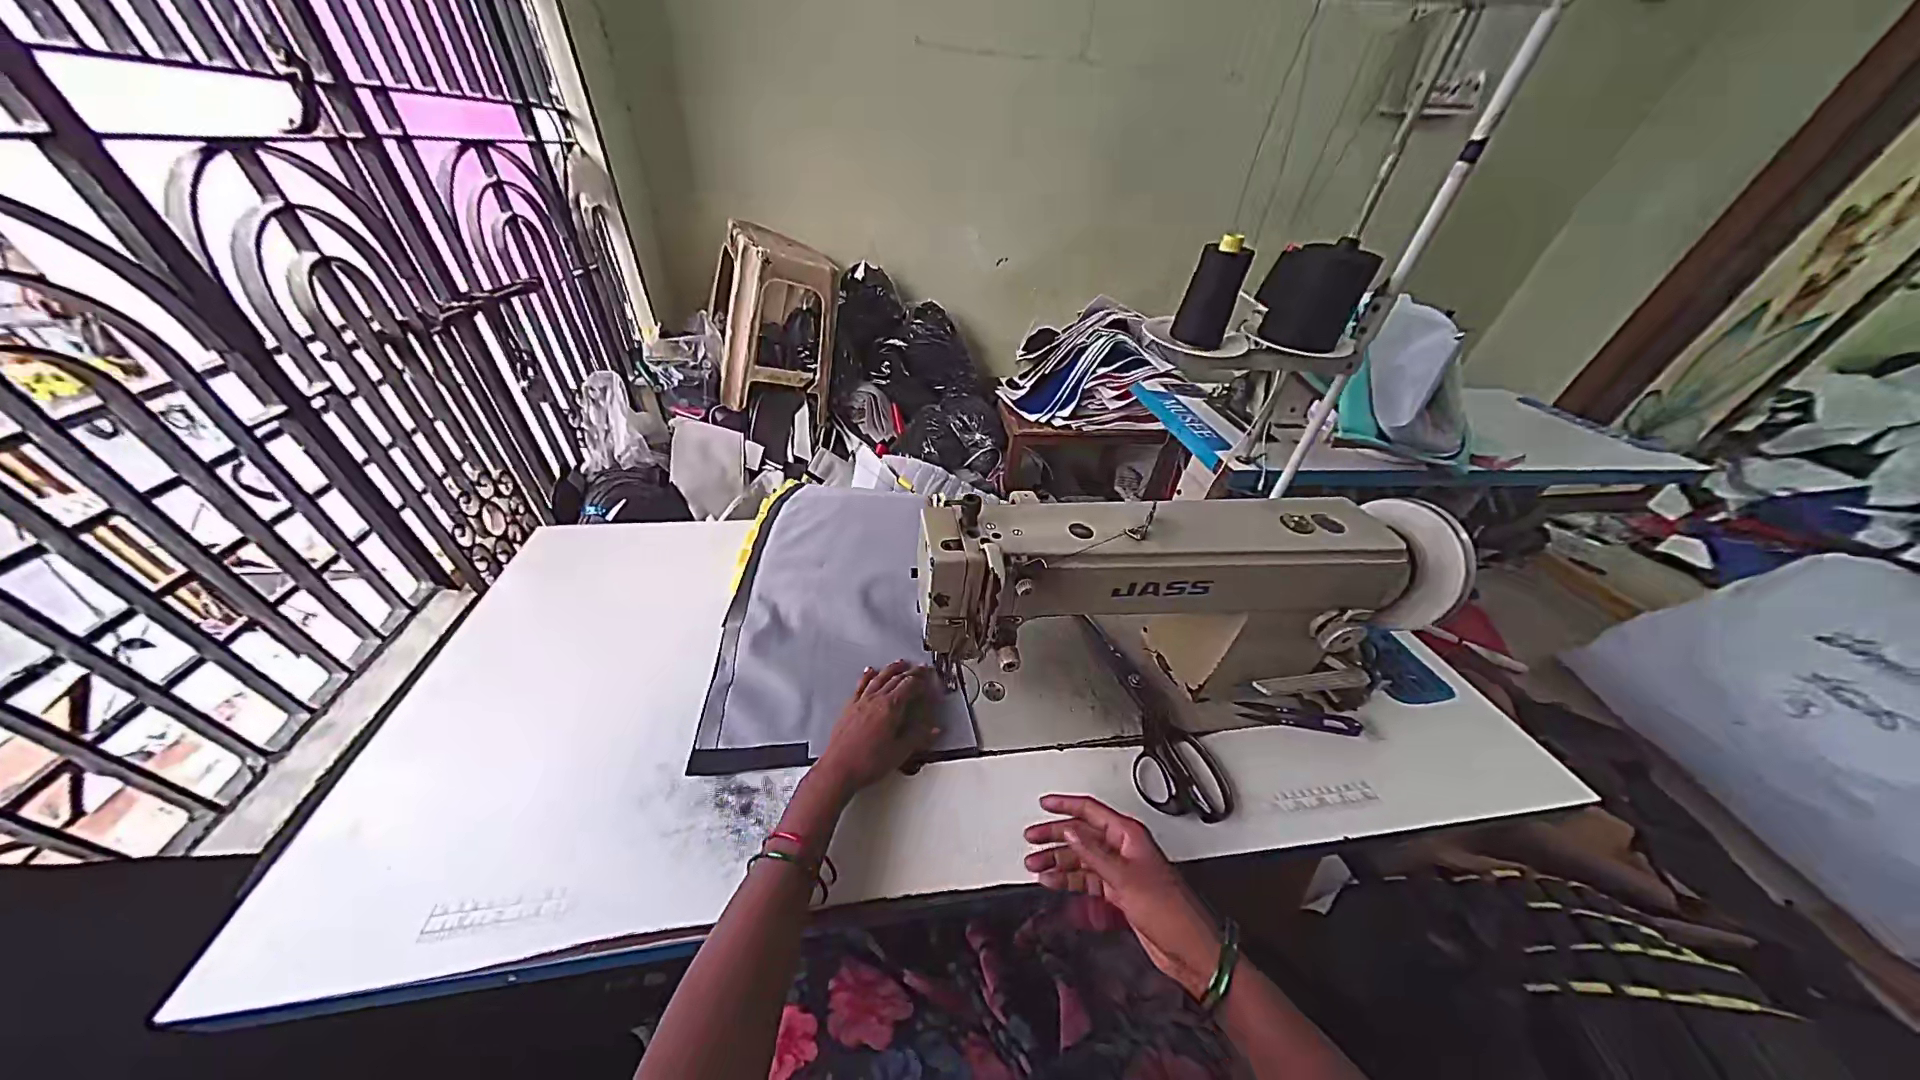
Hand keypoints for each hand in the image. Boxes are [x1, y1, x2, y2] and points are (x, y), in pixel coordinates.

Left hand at [812, 661, 938, 799]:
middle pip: (895, 679)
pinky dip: (867, 676)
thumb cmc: (867, 762)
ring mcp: (861, 702)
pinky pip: (860, 686)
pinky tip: (870, 672)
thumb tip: (933, 730)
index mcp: (891, 708)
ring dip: (891, 669)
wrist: (839, 769)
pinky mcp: (849, 708)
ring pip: (879, 678)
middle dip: (910, 672)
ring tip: (899, 663)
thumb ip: (918, 738)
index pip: (909, 686)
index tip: (928, 677)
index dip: (921, 680)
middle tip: (919, 668)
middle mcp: (876, 700)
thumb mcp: (900, 752)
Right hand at [1024, 794, 1222, 998]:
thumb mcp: (1124, 877)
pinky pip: (1086, 880)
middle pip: (1081, 835)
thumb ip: (1093, 852)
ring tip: (1035, 864)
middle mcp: (1123, 849)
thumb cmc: (1171, 911)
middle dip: (1054, 836)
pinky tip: (1053, 881)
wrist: (1189, 949)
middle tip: (1032, 838)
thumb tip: (1070, 831)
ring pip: (1081, 858)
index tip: (1045, 803)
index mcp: (1128, 835)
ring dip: (1057, 861)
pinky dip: (1068, 880)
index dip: (1065, 805)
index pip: (1090, 811)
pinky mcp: (1118, 892)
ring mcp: (1120, 871)